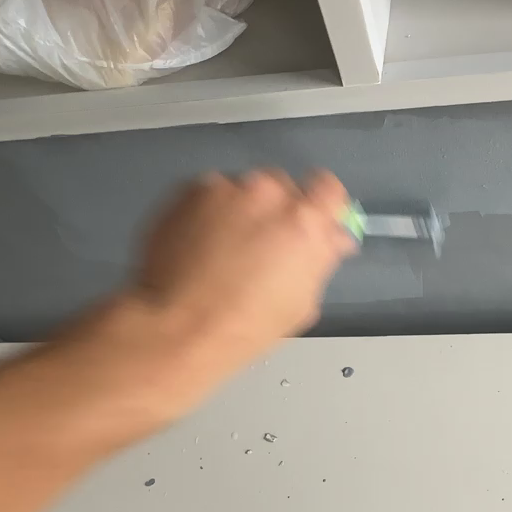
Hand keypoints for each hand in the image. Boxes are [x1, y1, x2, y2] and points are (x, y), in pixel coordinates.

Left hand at [129, 168, 357, 370]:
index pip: (328, 188)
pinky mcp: (188, 191)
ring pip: (241, 190)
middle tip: (261, 246)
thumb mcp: (302, 301)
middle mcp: (267, 194)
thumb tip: (331, 240)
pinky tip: (200, 246)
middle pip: (282, 186)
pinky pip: (208, 195)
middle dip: (275, 210)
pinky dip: (207, 213)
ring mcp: (224, 189)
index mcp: (304, 221)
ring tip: (224, 250)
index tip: (311, 219)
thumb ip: (320, 259)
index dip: (320, 204)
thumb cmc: (245, 324)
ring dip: (239, 210)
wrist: (181, 325)